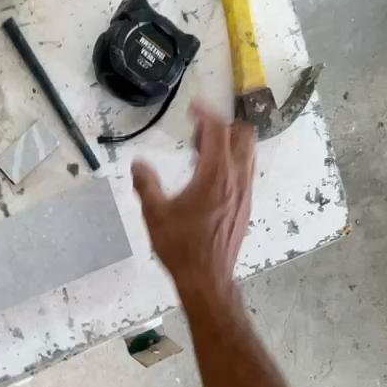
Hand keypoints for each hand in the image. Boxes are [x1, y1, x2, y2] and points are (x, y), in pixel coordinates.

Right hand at [131, 101, 257, 302]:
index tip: (192, 108)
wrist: (207, 278)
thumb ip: (146, 185)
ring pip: (249, 153)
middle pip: (243, 135)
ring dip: (230, 145)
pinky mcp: (246, 206)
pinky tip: (211, 180)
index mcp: (215, 176)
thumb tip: (138, 164)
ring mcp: (245, 193)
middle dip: (223, 127)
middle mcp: (237, 179)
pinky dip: (233, 163)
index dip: (205, 113)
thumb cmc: (180, 248)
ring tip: (204, 155)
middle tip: (198, 134)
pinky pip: (247, 172)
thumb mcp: (155, 215)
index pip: (217, 131)